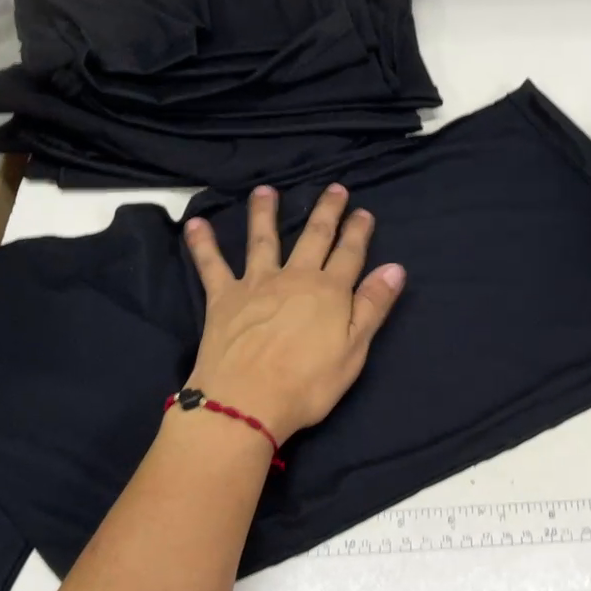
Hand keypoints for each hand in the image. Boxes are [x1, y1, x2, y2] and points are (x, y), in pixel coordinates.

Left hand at [182, 184, 406, 444]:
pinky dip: (203, 243)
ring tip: (266, 191)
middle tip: (334, 189)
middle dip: (326, 211)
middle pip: (314, 237)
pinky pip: (211, 264)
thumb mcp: (354, 349)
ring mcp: (256, 284)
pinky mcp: (223, 297)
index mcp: (329, 291)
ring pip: (263, 240)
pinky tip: (196, 224)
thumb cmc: (308, 383)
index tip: (364, 212)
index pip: (349, 253)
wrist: (246, 401)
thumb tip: (394, 268)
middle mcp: (295, 277)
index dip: (358, 231)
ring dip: (266, 213)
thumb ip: (373, 306)